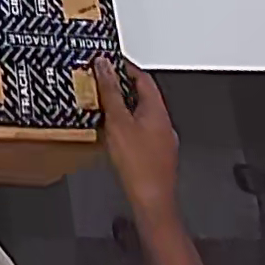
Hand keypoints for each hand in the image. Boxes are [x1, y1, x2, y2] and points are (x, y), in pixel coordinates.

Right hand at [93, 57, 178, 218]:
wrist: (152, 202)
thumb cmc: (138, 163)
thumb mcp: (117, 121)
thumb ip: (110, 91)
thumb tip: (104, 65)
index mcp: (156, 109)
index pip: (142, 77)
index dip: (125, 67)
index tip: (108, 62)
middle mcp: (163, 122)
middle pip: (142, 94)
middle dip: (122, 86)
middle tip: (102, 80)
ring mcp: (162, 139)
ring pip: (141, 112)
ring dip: (123, 105)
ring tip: (103, 103)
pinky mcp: (156, 154)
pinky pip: (141, 129)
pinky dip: (126, 123)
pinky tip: (113, 131)